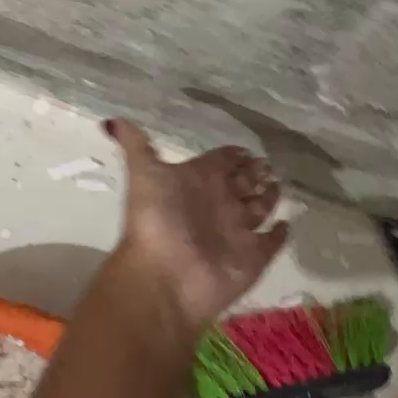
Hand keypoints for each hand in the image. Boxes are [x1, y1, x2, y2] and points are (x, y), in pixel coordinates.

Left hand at [103, 118, 288, 329]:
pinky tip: (284, 223)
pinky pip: (271, 241)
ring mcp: (237, 230)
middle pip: (242, 182)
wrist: (165, 277)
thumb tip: (113, 120)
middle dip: (256, 173)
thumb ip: (136, 146)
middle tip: (267, 165)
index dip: (233, 155)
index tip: (246, 150)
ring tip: (277, 185)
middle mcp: (218, 203)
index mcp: (197, 181)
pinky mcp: (253, 256)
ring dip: (269, 197)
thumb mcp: (143, 174)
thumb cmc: (157, 220)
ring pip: (259, 208)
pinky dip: (280, 233)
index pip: (221, 161)